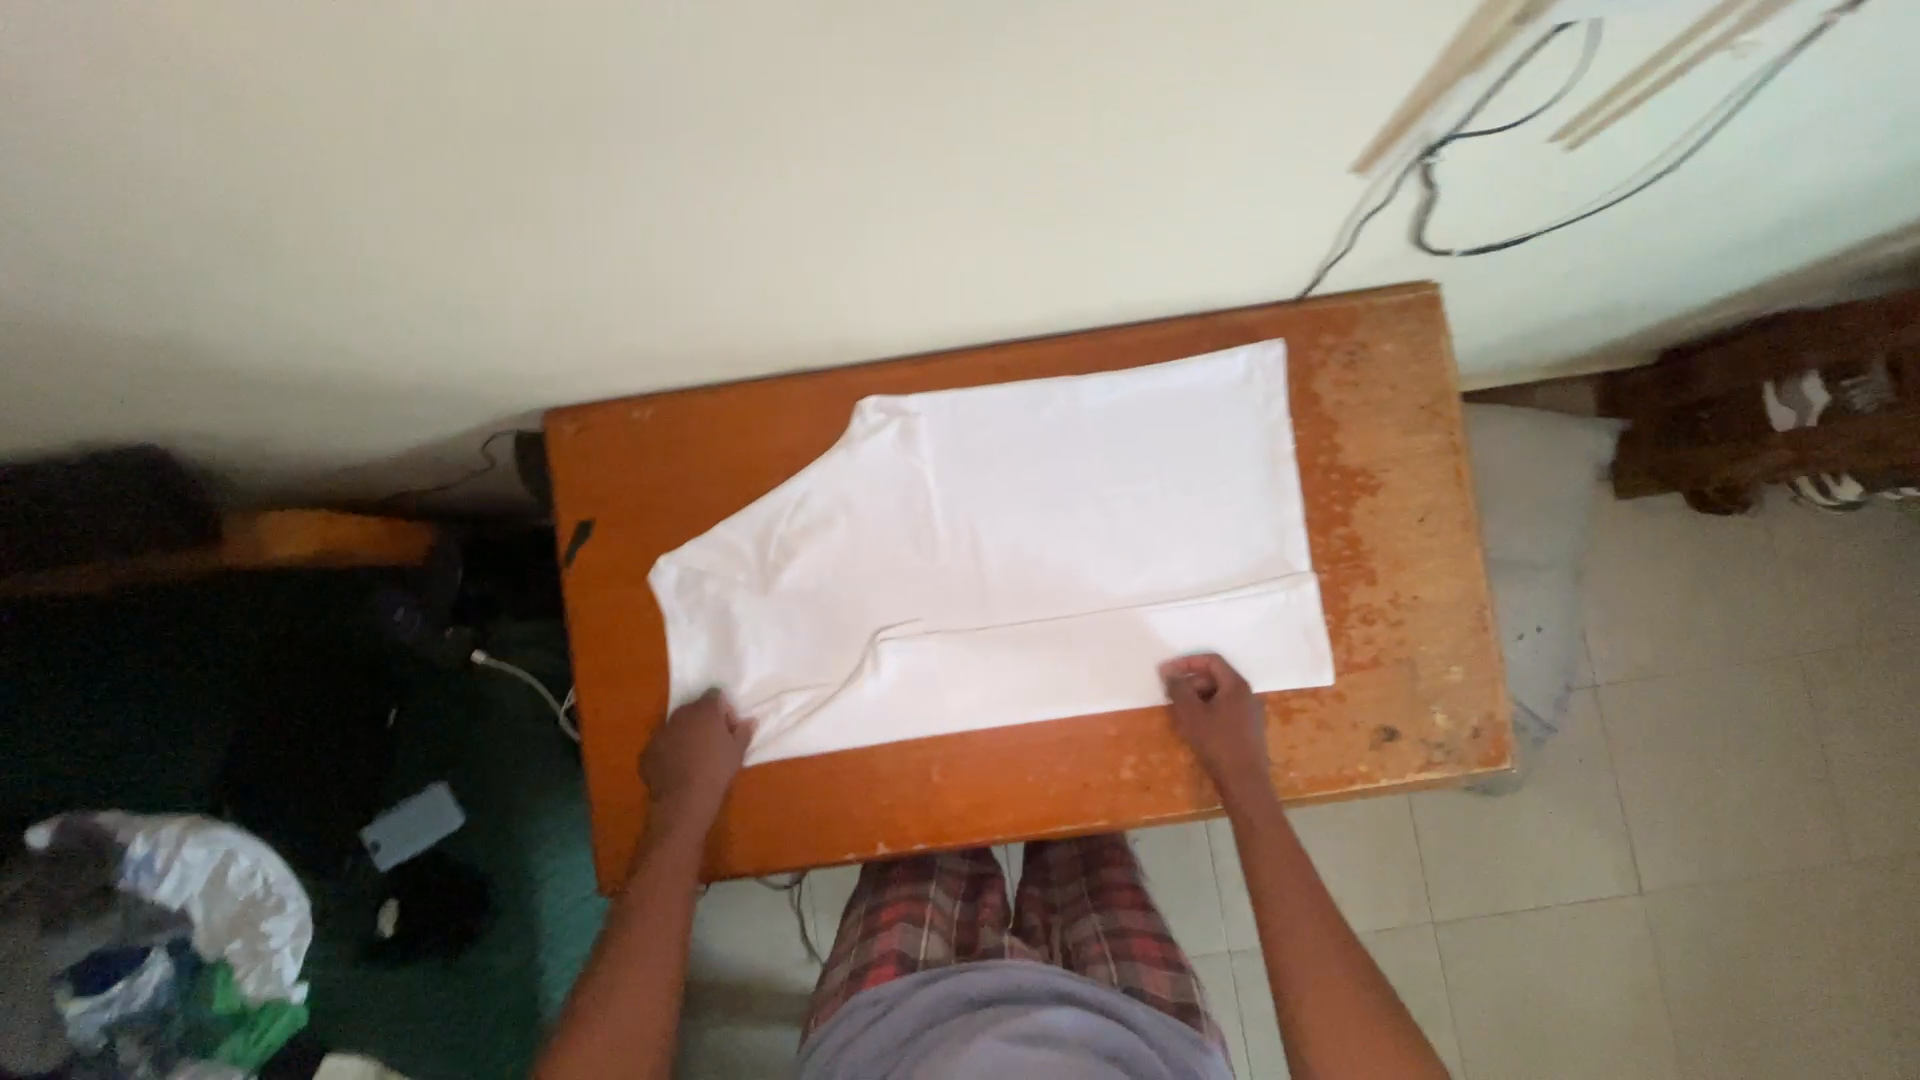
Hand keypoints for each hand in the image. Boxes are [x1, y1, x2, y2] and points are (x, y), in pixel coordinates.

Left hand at [642, 689, 754, 836]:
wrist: (684, 799)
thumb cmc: (717, 770)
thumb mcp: (738, 752)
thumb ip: (744, 732)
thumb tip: (750, 720)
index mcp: (705, 710)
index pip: (715, 695)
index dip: (723, 709)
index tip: (727, 728)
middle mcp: (680, 715)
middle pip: (693, 709)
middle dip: (702, 720)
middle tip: (712, 742)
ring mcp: (660, 732)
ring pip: (675, 726)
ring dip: (684, 734)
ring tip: (693, 756)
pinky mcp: (647, 751)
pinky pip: (661, 745)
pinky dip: (669, 751)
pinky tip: (677, 769)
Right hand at [1161, 653, 1272, 807]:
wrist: (1244, 781)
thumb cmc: (1217, 743)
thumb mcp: (1191, 713)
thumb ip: (1179, 689)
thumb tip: (1170, 674)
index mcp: (1236, 685)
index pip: (1211, 660)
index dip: (1186, 662)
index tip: (1166, 672)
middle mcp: (1247, 695)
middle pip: (1215, 677)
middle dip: (1190, 682)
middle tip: (1170, 695)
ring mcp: (1250, 713)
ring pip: (1219, 696)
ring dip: (1197, 698)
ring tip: (1179, 713)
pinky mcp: (1248, 730)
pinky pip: (1225, 711)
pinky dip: (1207, 712)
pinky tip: (1195, 728)